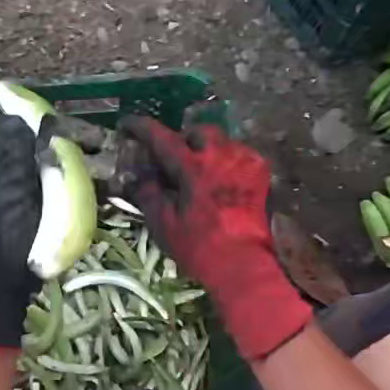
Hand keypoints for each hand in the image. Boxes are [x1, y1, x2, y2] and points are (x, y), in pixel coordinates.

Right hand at [119, 116, 310, 360]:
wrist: (244, 265)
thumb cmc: (200, 247)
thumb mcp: (163, 224)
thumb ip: (148, 193)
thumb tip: (138, 176)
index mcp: (192, 167)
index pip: (161, 137)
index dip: (141, 128)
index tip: (128, 124)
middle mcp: (221, 156)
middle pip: (197, 131)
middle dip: (183, 139)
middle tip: (173, 157)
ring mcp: (245, 162)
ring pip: (222, 141)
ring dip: (206, 149)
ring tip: (200, 168)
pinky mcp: (261, 174)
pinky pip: (240, 154)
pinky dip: (227, 160)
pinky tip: (221, 179)